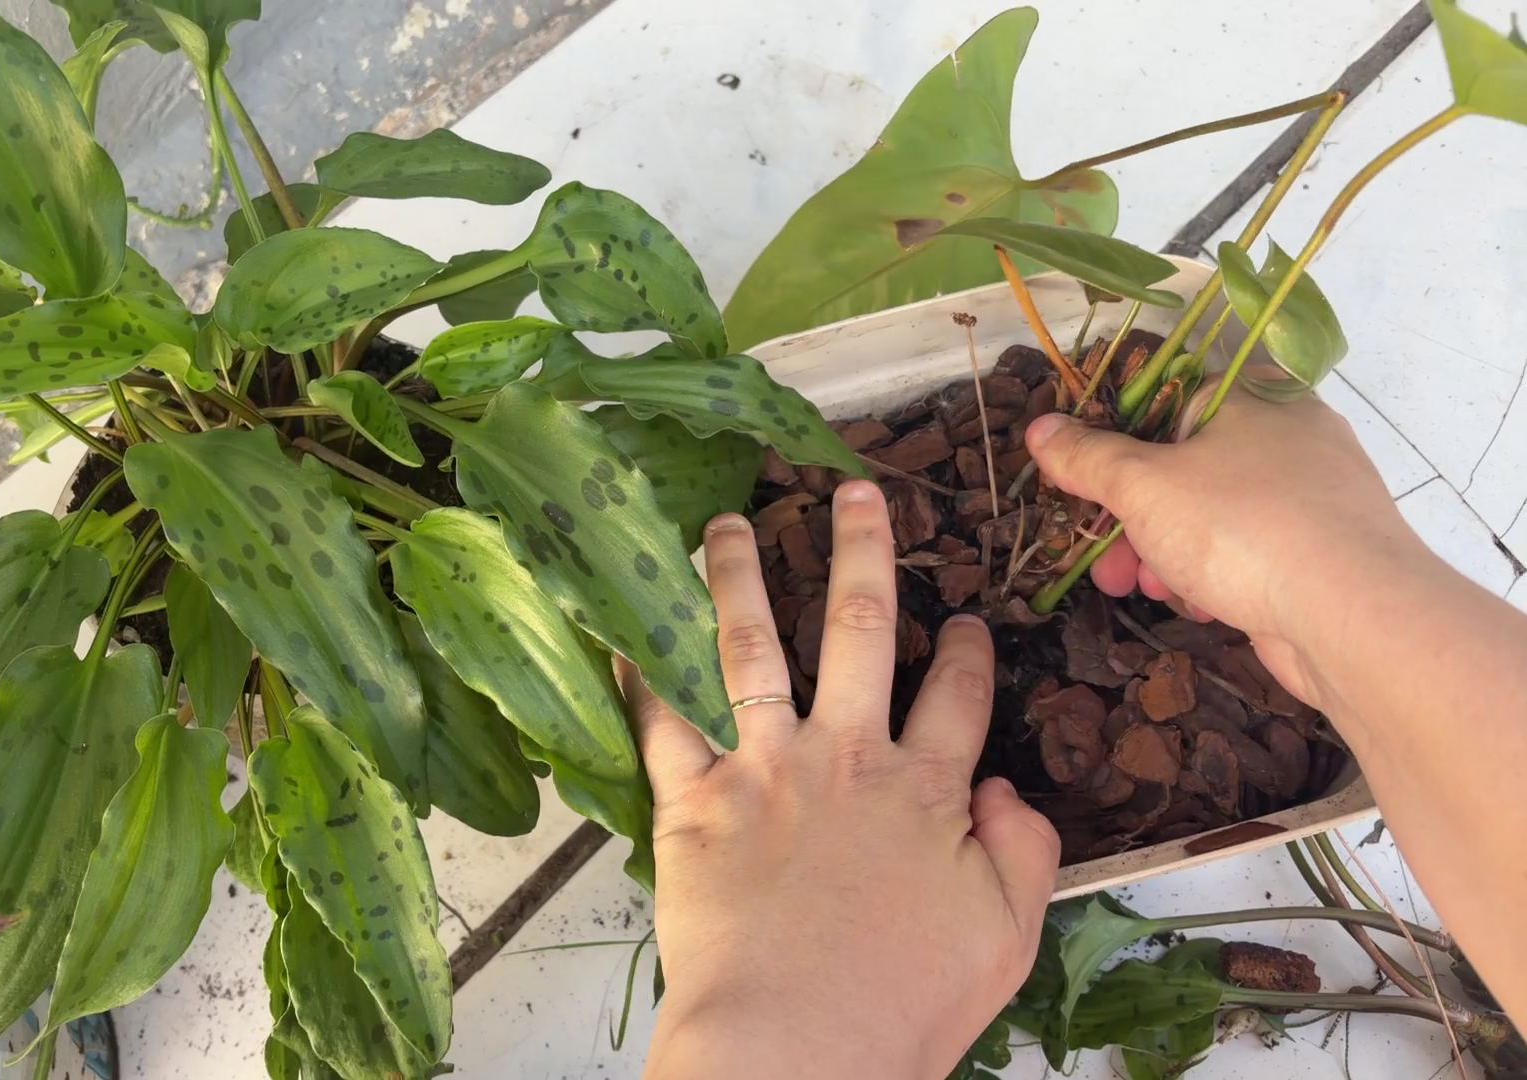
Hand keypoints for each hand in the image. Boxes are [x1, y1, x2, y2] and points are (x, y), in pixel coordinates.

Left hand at [629, 480, 1059, 1079]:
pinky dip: (640, 671)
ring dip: (736, 576)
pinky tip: (625, 625)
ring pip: (749, 645)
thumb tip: (1012, 788)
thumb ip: (1021, 855)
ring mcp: (760, 765)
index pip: (955, 696)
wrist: (794, 1051)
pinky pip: (660, 719)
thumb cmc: (899, 1005)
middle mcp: (839, 753)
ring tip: (725, 524)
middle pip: (858, 630)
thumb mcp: (1003, 941)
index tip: (963, 617)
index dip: (965, 651)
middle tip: (856, 492)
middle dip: (862, 552)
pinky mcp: (691, 795)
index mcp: (919, 787)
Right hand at [1023, 383, 1428, 711]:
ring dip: (1154, 550)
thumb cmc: (1238, 528)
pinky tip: (1189, 600)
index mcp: (1254, 402)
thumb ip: (1084, 455)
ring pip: (1200, 511)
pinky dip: (1202, 569)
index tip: (1080, 474)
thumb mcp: (1139, 485)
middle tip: (1097, 552)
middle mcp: (1289, 437)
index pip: (1163, 399)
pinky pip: (1237, 545)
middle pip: (1175, 466)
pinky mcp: (1316, 546)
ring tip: (1136, 587)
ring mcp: (1308, 494)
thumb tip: (1039, 427)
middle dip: (1124, 516)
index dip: (1112, 437)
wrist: (1353, 618)